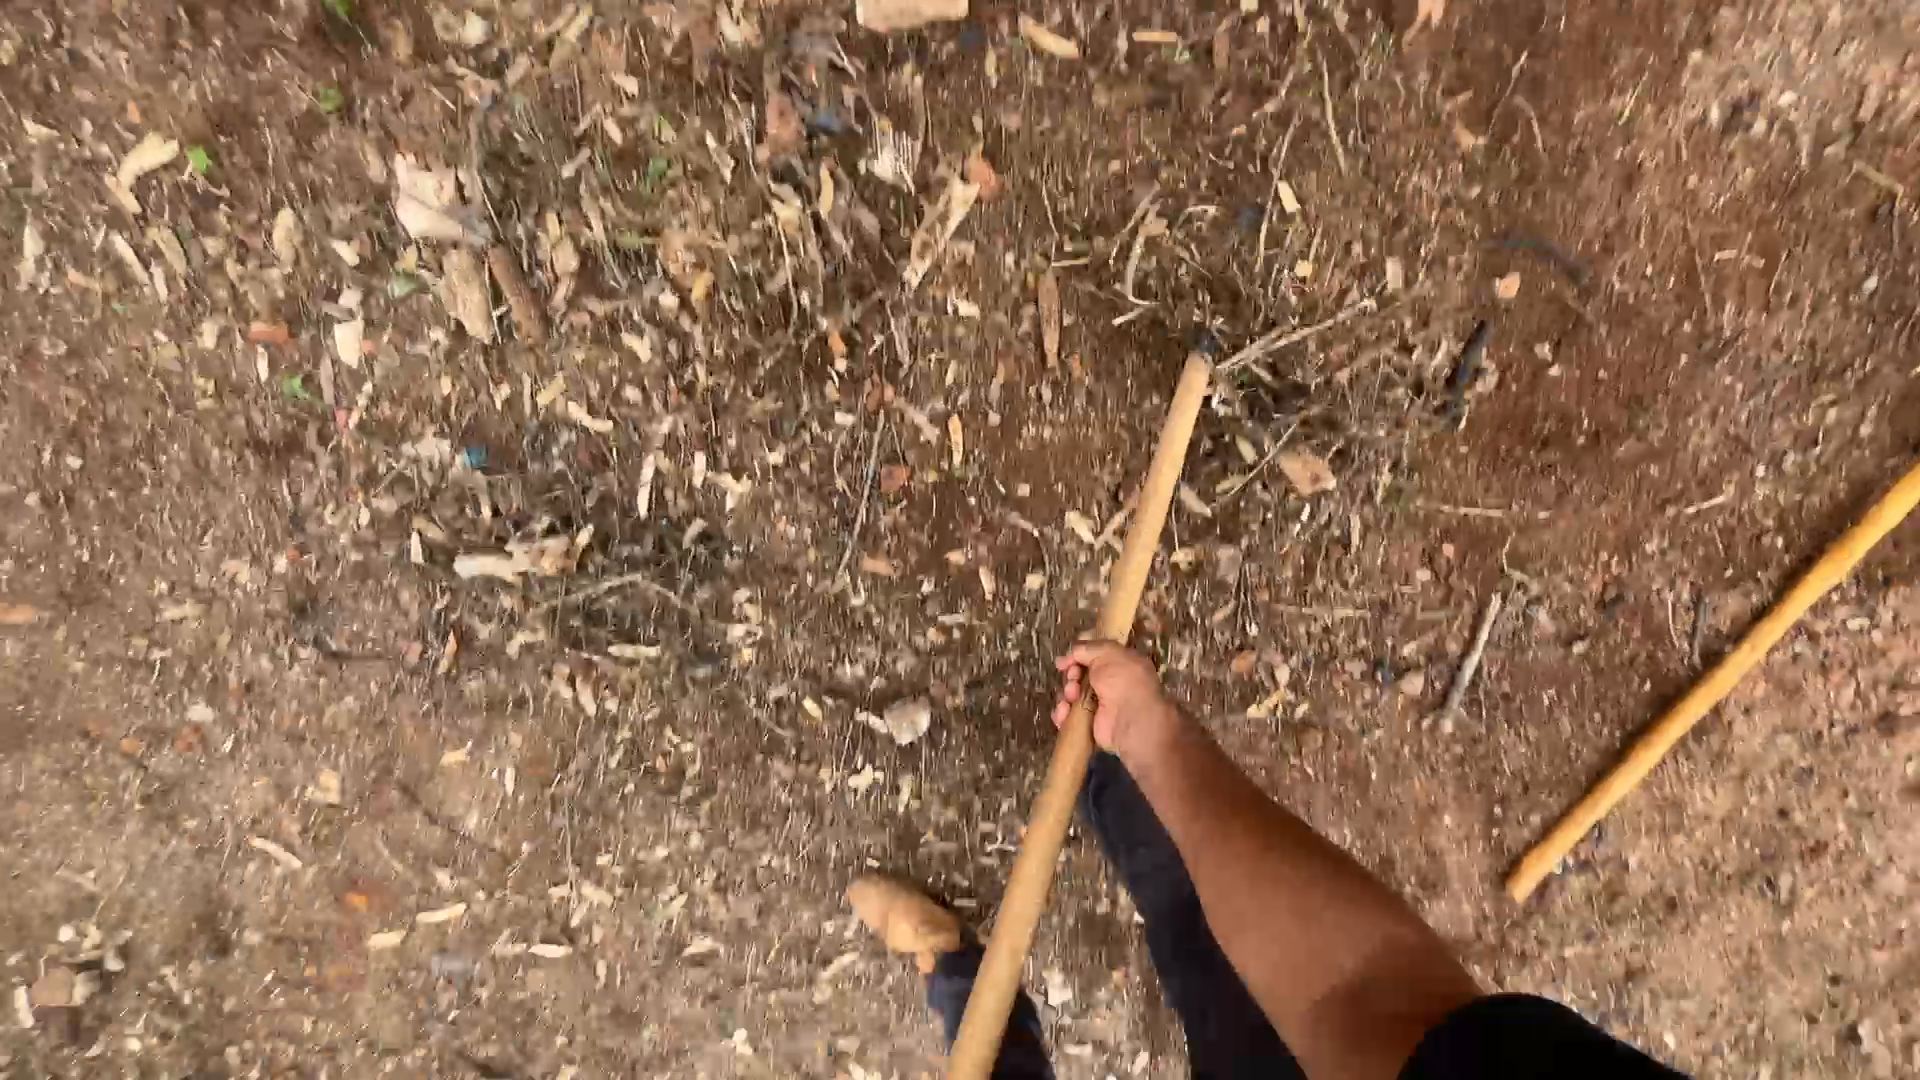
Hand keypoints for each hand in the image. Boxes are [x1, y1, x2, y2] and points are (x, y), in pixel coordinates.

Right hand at [1052, 640, 1181, 765]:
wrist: (1128, 719)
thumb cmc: (1122, 680)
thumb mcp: (1107, 653)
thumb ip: (1087, 649)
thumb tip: (1068, 657)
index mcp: (1122, 664)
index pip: (1095, 656)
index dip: (1078, 656)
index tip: (1066, 659)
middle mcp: (1112, 683)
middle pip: (1080, 674)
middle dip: (1072, 674)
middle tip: (1074, 677)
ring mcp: (1100, 704)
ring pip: (1072, 694)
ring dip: (1068, 692)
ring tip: (1073, 696)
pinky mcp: (1089, 722)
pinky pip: (1069, 714)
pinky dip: (1063, 712)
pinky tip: (1065, 710)